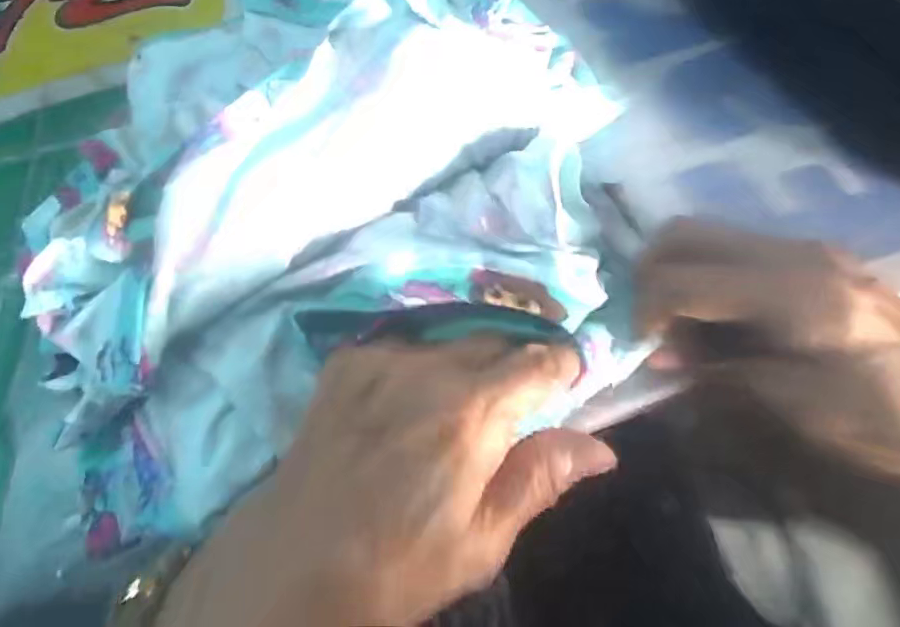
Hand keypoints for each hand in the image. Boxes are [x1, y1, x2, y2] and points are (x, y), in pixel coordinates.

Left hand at [155, 338, 615, 626]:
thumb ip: (538, 478)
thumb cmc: (400, 561)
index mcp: (472, 413)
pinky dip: (418, 361)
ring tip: (457, 401)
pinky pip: (402, 343)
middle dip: (514, 359)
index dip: (561, 362)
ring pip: (447, 337)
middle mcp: (428, 366)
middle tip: (515, 396)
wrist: (300, 554)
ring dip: (465, 357)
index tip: (570, 372)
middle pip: (492, 339)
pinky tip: (407, 399)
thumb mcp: (481, 540)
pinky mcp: (347, 356)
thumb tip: (599, 446)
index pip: (536, 360)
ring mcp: (381, 355)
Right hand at [632, 217, 899, 626]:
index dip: (644, 310)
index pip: (678, 277)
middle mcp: (792, 252)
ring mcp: (806, 248)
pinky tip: (723, 318)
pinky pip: (734, 247)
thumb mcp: (803, 413)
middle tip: (653, 324)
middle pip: (681, 233)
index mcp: (791, 291)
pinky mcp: (816, 258)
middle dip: (649, 273)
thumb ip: (720, 373)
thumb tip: (663, 354)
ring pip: (704, 233)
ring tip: (686, 324)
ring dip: (677, 270)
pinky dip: (707, 272)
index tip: (643, 347)